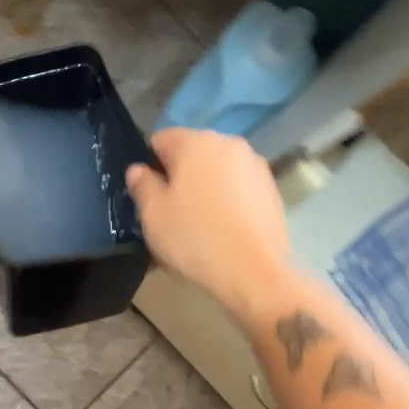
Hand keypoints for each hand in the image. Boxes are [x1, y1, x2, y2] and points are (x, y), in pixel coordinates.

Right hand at [127, 128, 294, 318]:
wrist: (252, 269)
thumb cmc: (194, 239)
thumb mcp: (153, 216)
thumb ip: (142, 186)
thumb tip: (138, 170)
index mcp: (195, 143)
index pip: (162, 139)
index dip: (149, 164)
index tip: (147, 194)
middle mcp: (228, 143)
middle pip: (193, 152)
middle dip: (179, 175)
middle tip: (170, 212)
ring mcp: (254, 163)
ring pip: (217, 169)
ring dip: (204, 187)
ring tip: (199, 223)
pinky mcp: (270, 186)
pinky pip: (237, 186)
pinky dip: (226, 200)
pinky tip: (222, 228)